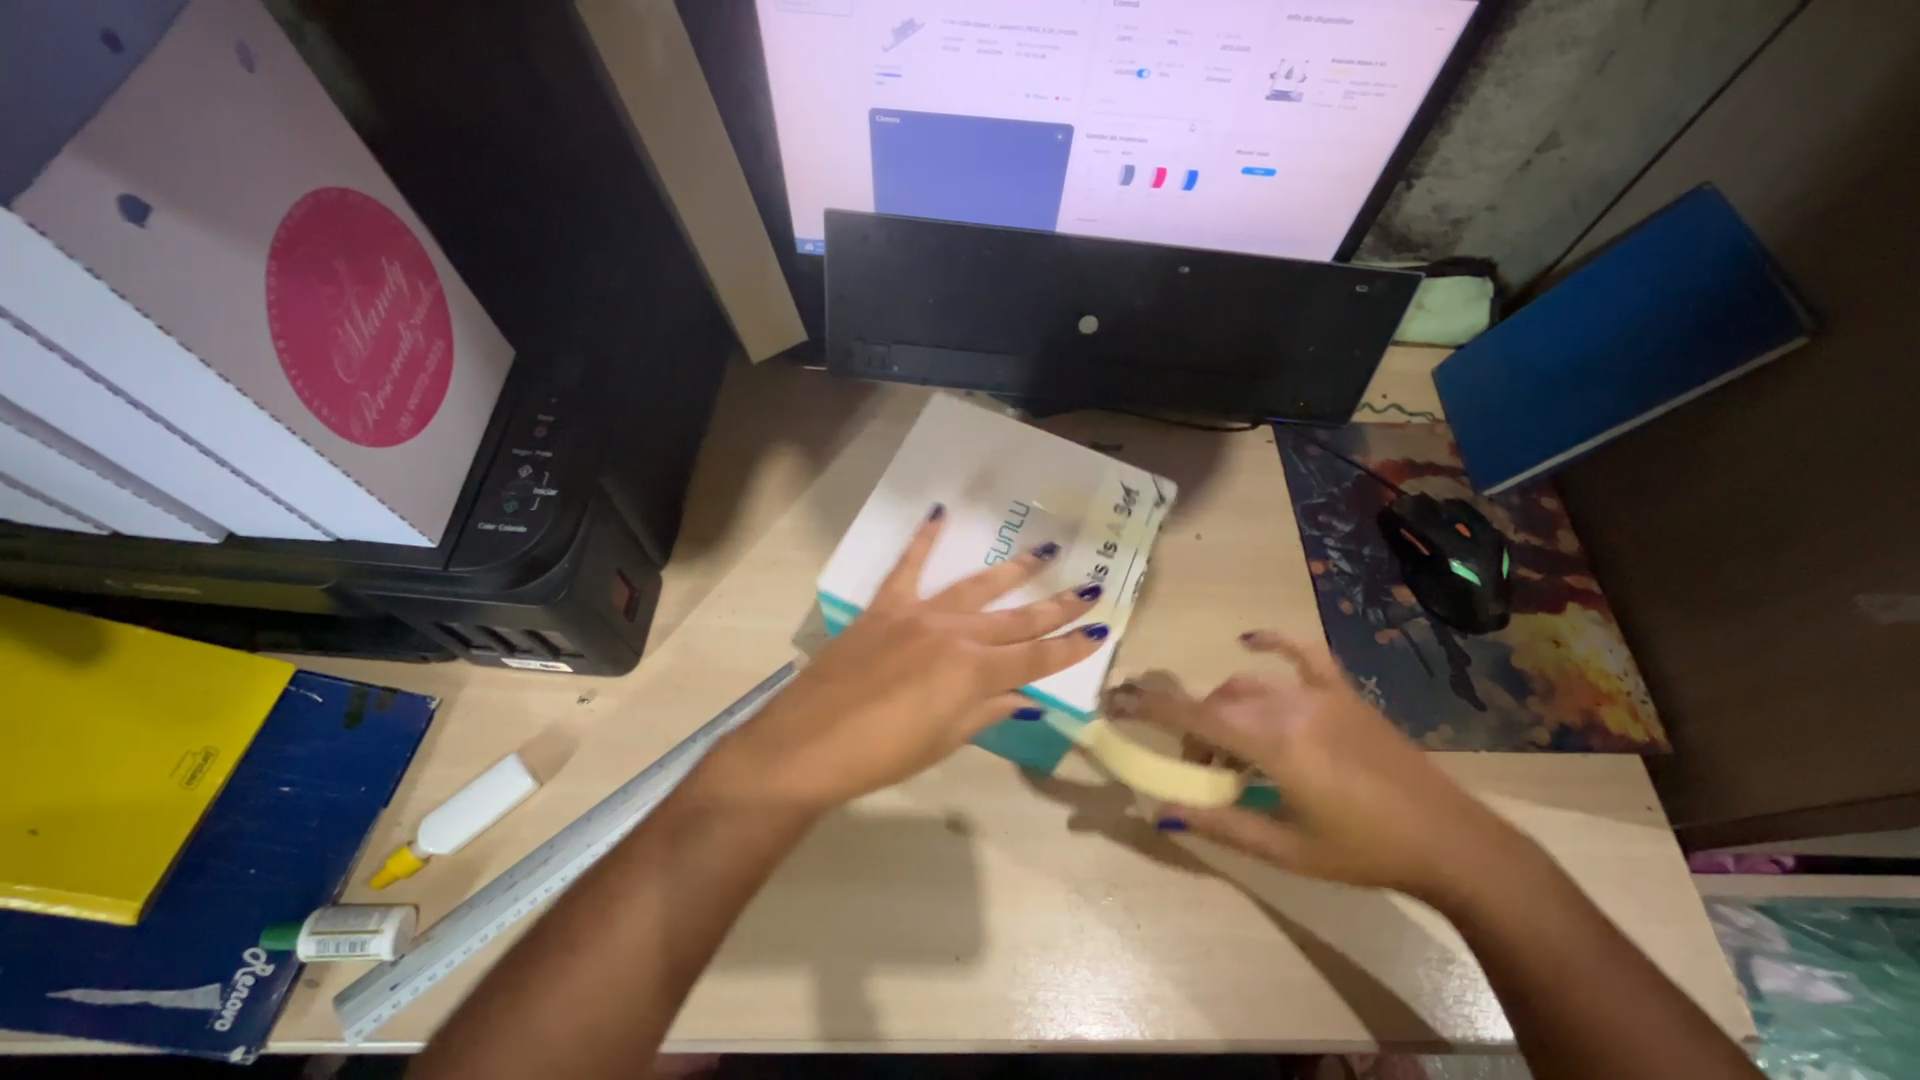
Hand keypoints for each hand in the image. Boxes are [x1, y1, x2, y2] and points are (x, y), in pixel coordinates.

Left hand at [702, 505, 1108, 811]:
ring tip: (1044, 552)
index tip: (1101, 633)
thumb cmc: (880, 756)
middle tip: (1091, 589)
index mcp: (974, 673)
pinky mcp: (884, 608)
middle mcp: (954, 635)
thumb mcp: (942, 741)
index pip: (1036, 659)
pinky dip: (924, 538)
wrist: (804, 745)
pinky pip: (908, 566)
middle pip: (1016, 620)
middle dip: (1057, 607)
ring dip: (1013, 570)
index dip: (1070, 648)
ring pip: (976, 587)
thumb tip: (1024, 699)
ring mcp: (917, 615)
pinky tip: (940, 512)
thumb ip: (986, 712)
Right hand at [1111, 630, 1526, 900]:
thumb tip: (1161, 812)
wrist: (1448, 841)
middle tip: (1204, 773)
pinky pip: (1303, 653)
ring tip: (1233, 749)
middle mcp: (1292, 708)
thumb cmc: (1362, 852)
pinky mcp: (1346, 694)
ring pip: (1249, 685)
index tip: (1115, 700)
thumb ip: (1220, 825)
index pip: (1195, 717)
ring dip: (1226, 709)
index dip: (1150, 706)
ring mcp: (1322, 695)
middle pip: (1219, 703)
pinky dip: (1273, 642)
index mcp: (1275, 746)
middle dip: (1196, 731)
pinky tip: (1250, 640)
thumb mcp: (1285, 850)